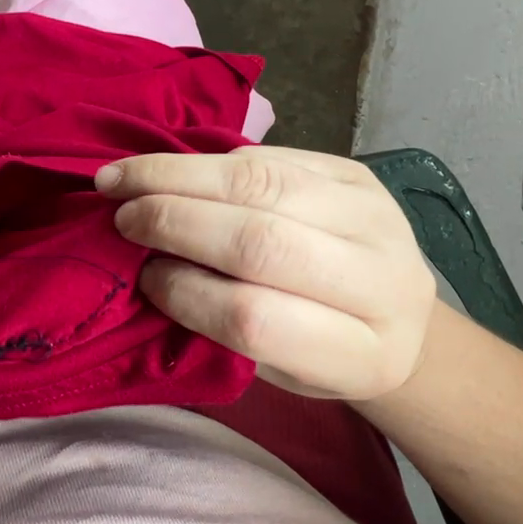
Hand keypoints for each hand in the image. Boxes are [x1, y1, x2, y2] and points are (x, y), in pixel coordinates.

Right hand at [95, 146, 433, 399]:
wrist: (401, 319)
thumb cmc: (323, 354)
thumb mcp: (279, 368)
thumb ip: (225, 325)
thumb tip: (149, 264)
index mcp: (360, 353)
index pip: (255, 319)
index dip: (186, 293)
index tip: (143, 279)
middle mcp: (380, 280)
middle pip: (260, 241)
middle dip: (174, 222)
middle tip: (120, 218)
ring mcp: (374, 216)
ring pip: (262, 182)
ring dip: (177, 176)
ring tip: (123, 178)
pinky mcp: (356, 172)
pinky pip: (267, 155)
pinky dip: (204, 160)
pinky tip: (161, 166)